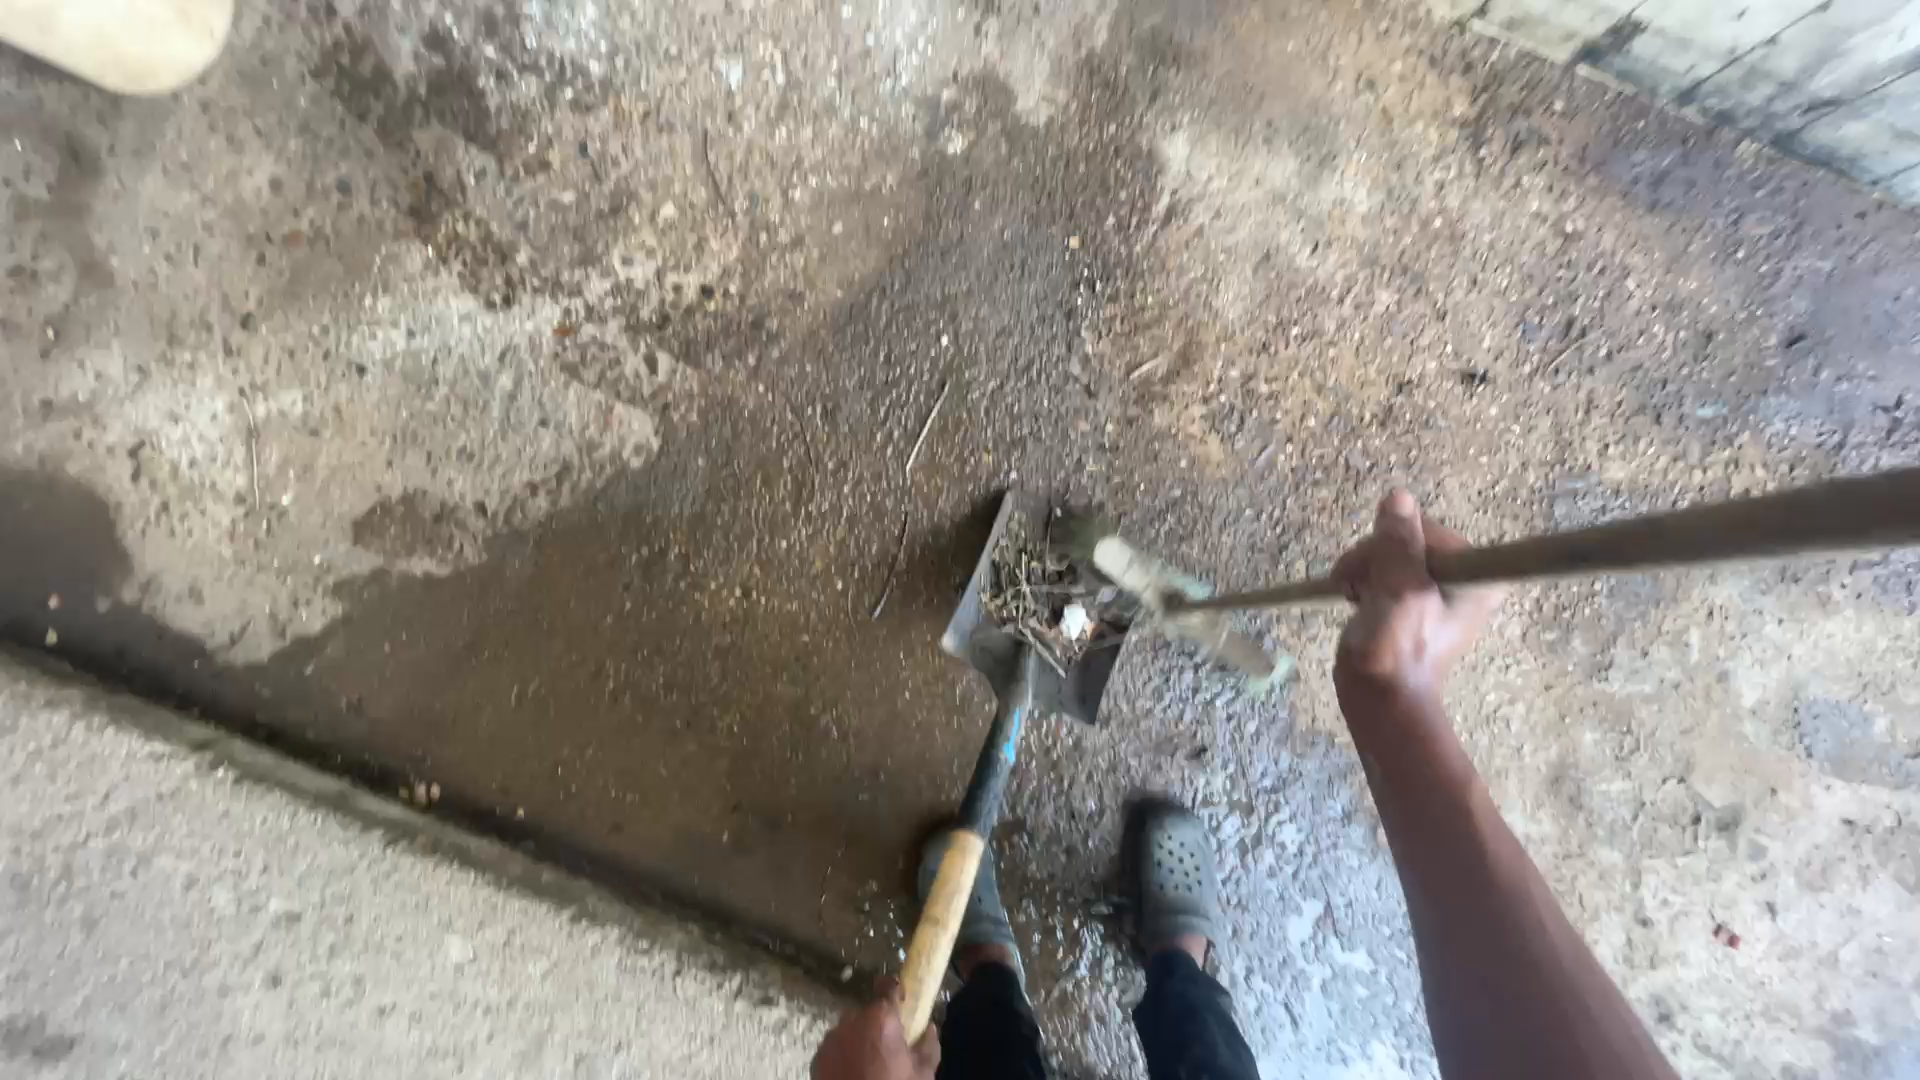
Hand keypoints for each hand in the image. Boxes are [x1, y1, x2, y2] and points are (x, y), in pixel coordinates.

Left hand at [810, 978, 939, 1079]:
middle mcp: (852, 1020)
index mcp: (881, 1018)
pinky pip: (835, 1047)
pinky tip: (852, 1073)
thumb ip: (928, 1046)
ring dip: (859, 1038)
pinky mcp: (817, 1058)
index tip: (902, 1004)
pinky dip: (843, 1054)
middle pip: (868, 1011)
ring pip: (850, 1028)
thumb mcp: (922, 1075)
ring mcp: (831, 1039)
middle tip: (888, 1046)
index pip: (887, 986)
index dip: (895, 991)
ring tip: (869, 1063)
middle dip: (878, 1023)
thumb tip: (929, 1028)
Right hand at [1331, 490, 1503, 702]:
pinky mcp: (1412, 602)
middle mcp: (1464, 578)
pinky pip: (1384, 571)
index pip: (1426, 529)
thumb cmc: (1396, 650)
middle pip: (1405, 540)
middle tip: (1355, 589)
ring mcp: (1437, 590)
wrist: (1379, 698)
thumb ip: (1399, 544)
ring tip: (1352, 597)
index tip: (1375, 573)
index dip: (1392, 544)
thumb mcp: (1400, 592)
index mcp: (1476, 575)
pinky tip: (1356, 600)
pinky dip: (1363, 581)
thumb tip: (1398, 496)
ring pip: (1388, 554)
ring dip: (1361, 570)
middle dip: (1372, 559)